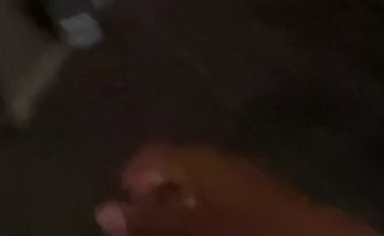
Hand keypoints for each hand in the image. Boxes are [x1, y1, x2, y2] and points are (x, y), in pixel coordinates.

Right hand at [97, 144, 380, 235]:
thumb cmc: (252, 231)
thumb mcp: (191, 227)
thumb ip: (149, 221)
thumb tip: (101, 211)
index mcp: (198, 158)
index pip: (151, 155)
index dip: (134, 179)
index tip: (124, 209)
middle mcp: (222, 163)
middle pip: (179, 175)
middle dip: (162, 201)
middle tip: (151, 228)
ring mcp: (255, 186)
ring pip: (209, 196)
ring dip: (192, 216)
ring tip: (184, 233)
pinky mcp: (282, 211)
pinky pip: (236, 210)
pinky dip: (219, 222)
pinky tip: (220, 233)